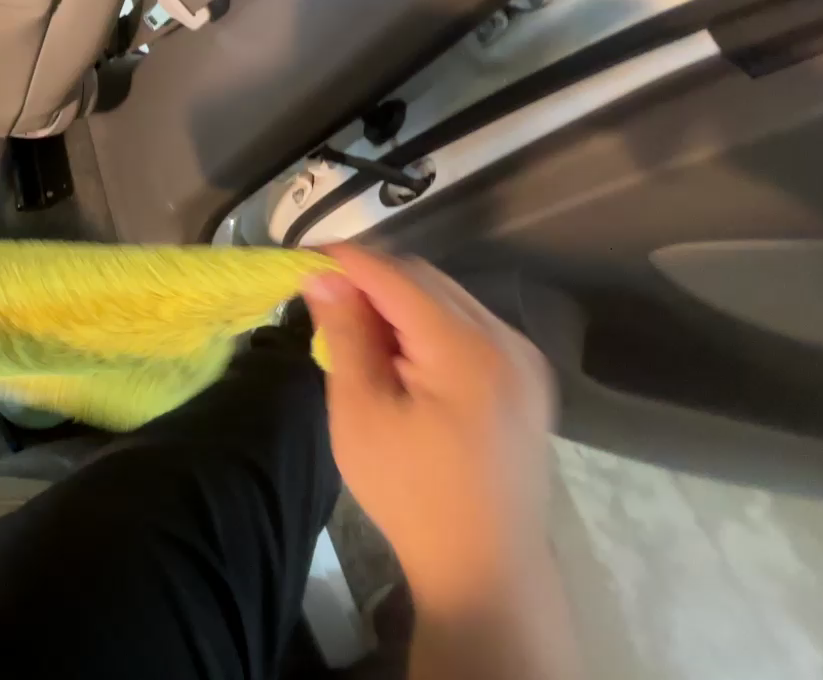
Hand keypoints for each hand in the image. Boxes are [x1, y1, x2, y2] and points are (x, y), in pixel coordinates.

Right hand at [303, 246, 555, 613]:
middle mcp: (505, 339)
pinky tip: (396, 351)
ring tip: (352, 326)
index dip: (343, 259)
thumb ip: (345, 334)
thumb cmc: (409, 489)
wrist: (484, 564)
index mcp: (466, 348)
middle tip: (319, 296)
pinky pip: (465, 324)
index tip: (299, 259)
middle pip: (425, 278)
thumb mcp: (360, 409)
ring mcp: (522, 358)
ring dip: (394, 298)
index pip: (395, 274)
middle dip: (368, 277)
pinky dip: (422, 321)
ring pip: (446, 297)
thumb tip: (321, 275)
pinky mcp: (524, 378)